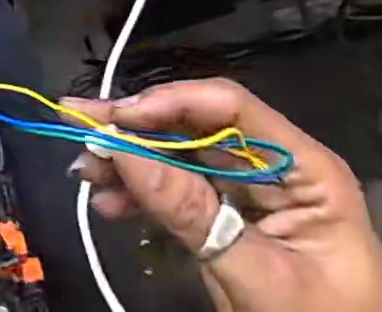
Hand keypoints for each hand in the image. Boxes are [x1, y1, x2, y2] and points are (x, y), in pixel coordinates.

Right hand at [64, 79, 381, 311]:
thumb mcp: (260, 280)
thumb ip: (192, 213)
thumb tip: (121, 152)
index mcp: (303, 166)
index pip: (229, 107)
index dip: (170, 102)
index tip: (118, 116)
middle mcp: (274, 167)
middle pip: (197, 128)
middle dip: (138, 128)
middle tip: (78, 120)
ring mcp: (250, 197)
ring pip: (181, 160)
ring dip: (132, 163)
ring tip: (84, 169)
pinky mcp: (230, 225)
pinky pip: (180, 197)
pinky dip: (143, 199)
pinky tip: (109, 204)